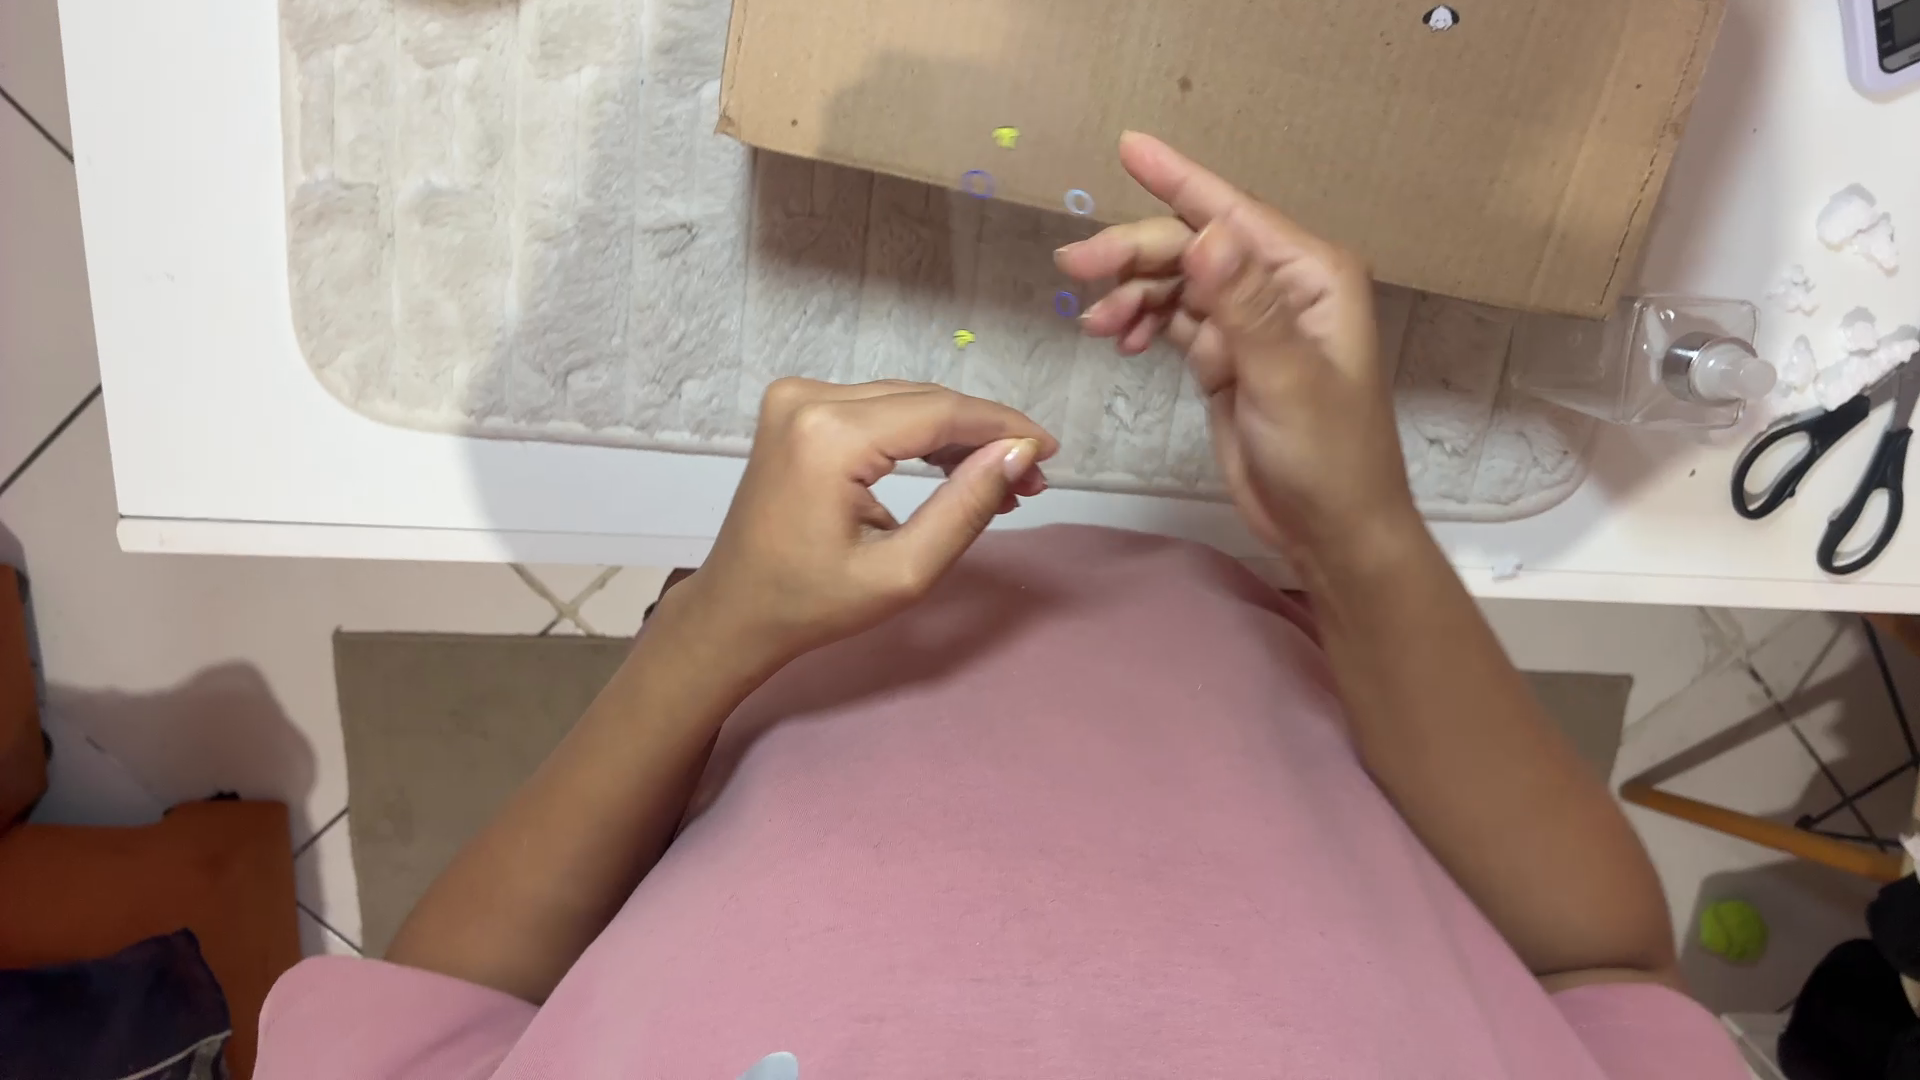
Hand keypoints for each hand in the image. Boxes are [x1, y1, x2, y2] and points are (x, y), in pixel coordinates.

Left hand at [674, 378, 1054, 668]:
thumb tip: (1019, 453)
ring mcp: (797, 398)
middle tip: (1031, 478)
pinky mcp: (797, 408)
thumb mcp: (903, 571)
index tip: (1050, 452)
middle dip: (984, 436)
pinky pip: (878, 410)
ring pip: (905, 402)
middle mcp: (809, 397)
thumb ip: (966, 507)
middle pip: (925, 401)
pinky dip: (919, 436)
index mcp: (829, 436)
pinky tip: (955, 466)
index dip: (1003, 427)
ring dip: (956, 436)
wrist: (736, 609)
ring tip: (1002, 479)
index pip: (940, 412)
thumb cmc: (815, 604)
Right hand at [1055, 133, 1417, 567]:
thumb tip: (1206, 233)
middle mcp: (1277, 289)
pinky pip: (1174, 323)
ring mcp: (1248, 324)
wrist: (1326, 526)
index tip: (1127, 147)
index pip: (1231, 215)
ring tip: (1096, 325)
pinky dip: (1143, 324)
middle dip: (1133, 254)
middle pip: (1192, 250)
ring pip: (1177, 286)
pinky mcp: (1225, 359)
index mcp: (1308, 277)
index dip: (1177, 180)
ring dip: (1132, 296)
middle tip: (1072, 267)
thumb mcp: (1285, 379)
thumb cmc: (1324, 454)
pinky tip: (1120, 339)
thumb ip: (1246, 307)